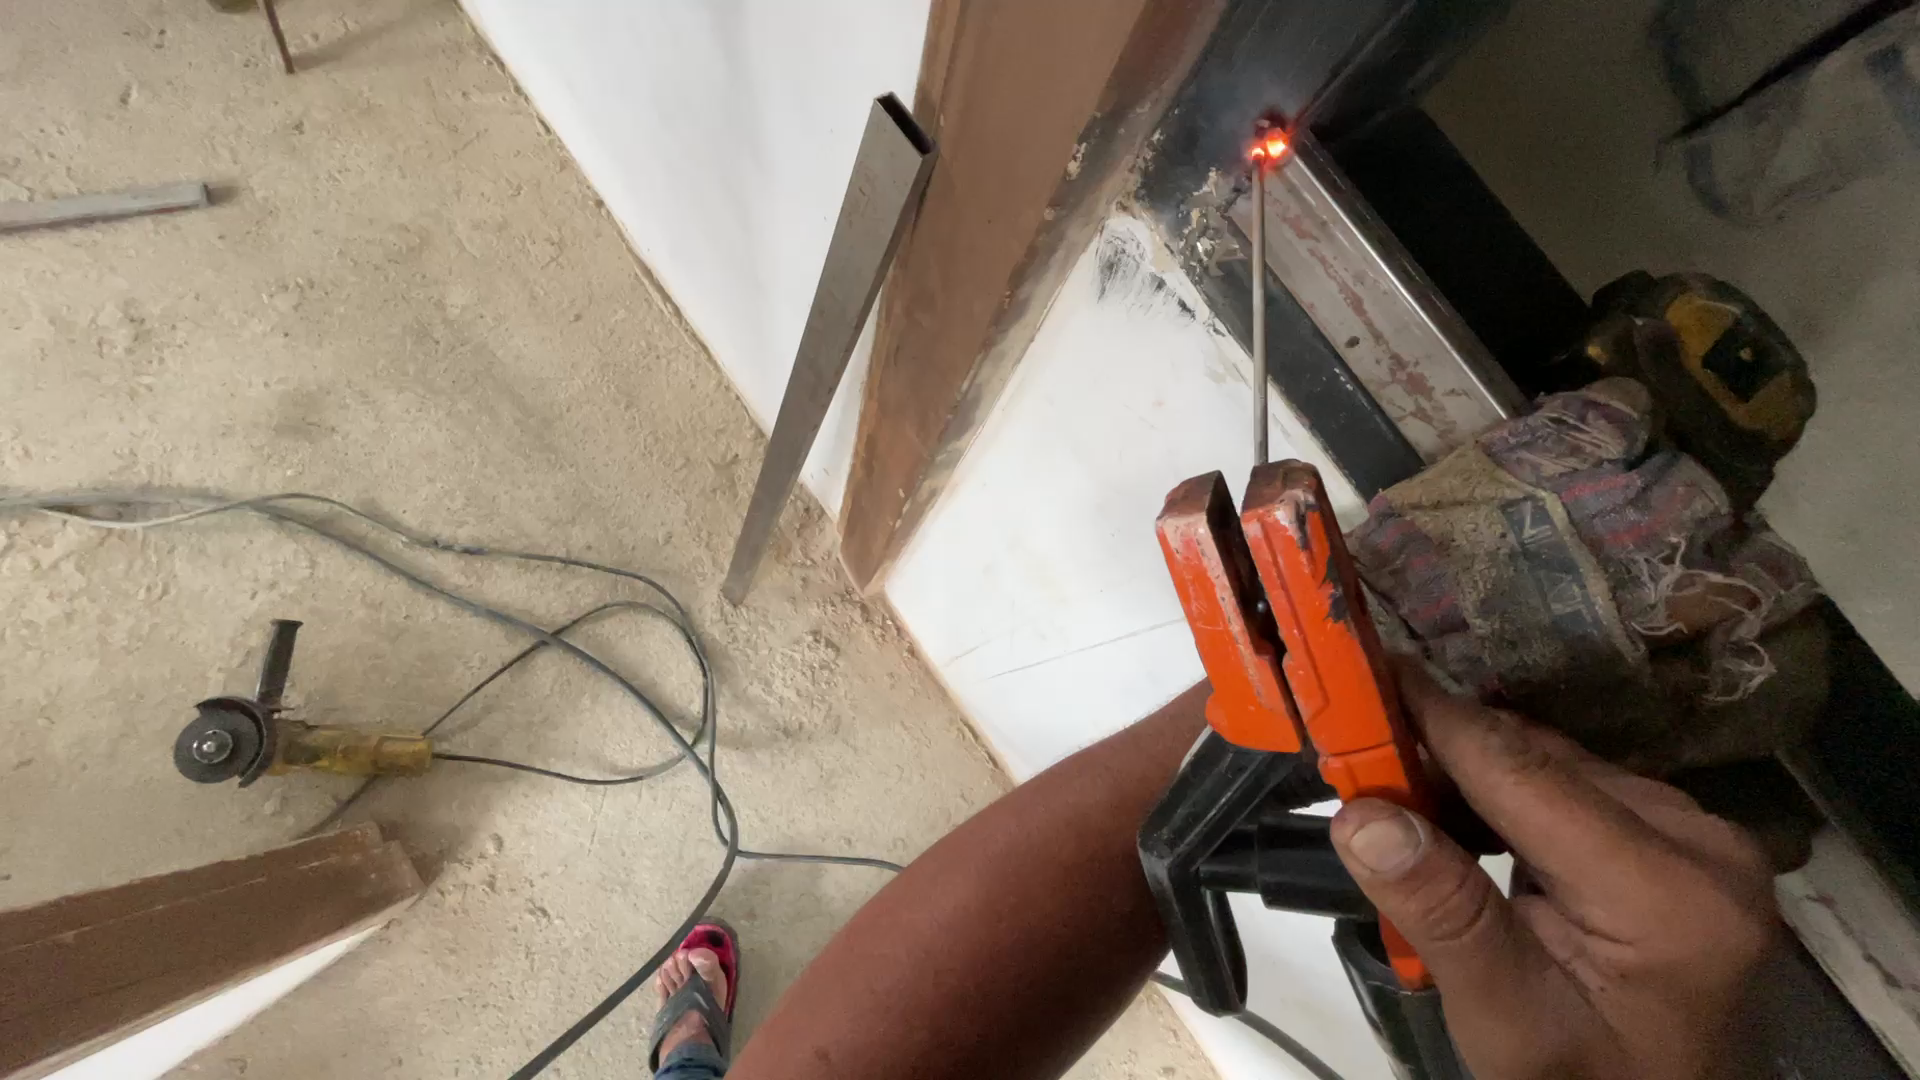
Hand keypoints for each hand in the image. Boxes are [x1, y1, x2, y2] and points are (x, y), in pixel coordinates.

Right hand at [1330, 665, 1780, 1079]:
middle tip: (1345, 748)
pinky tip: (1441, 812)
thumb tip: (1362, 817)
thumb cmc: (1579, 1073)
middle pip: (1524, 757)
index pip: (1517, 769)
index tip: (1355, 670)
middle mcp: (1693, 838)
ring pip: (1531, 758)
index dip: (1427, 715)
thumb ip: (1441, 915)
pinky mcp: (1661, 830)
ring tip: (1382, 784)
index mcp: (1667, 891)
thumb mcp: (1501, 1015)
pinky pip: (1548, 778)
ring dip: (1450, 765)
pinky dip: (1481, 784)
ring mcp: (1683, 829)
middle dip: (1427, 746)